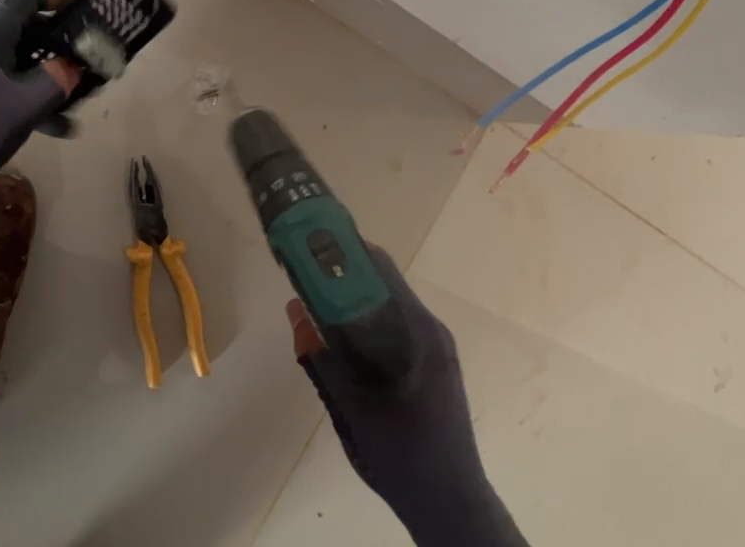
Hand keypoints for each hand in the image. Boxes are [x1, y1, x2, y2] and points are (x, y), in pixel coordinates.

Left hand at [0, 0, 82, 236]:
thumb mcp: (23, 105)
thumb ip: (56, 80)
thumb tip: (74, 65)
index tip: (90, 7)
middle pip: (29, 26)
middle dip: (64, 43)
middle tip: (93, 60)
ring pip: (22, 59)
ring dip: (53, 76)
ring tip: (83, 100)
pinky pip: (10, 84)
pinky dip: (33, 97)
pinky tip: (59, 127)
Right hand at [288, 250, 526, 546]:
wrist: (449, 503)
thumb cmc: (401, 456)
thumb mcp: (351, 407)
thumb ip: (321, 357)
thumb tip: (295, 308)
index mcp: (418, 333)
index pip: (379, 270)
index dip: (343, 250)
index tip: (308, 241)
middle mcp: (430, 331)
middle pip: (382, 282)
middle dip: (341, 271)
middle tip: (301, 268)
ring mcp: (433, 347)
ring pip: (386, 304)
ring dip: (351, 296)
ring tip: (311, 296)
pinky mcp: (430, 363)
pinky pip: (392, 325)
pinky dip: (364, 318)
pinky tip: (337, 332)